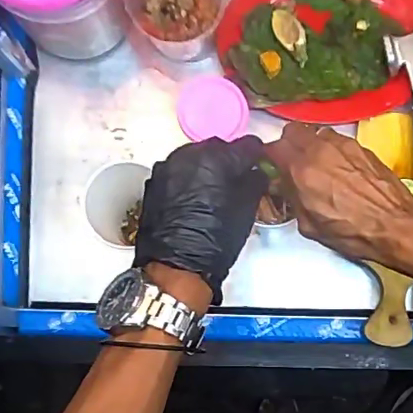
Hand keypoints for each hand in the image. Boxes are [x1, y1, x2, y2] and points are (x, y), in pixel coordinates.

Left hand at [133, 136, 269, 304]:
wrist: (174, 267)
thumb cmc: (214, 241)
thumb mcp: (246, 209)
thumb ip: (254, 181)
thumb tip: (255, 172)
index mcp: (216, 157)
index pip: (247, 145)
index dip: (257, 157)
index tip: (259, 167)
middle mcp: (188, 155)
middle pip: (217, 149)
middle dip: (229, 163)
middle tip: (237, 183)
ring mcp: (167, 168)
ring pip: (194, 159)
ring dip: (206, 170)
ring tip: (213, 193)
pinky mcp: (153, 183)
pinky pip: (177, 173)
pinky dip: (187, 181)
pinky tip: (193, 201)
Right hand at [263, 123, 412, 267]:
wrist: (394, 226)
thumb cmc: (355, 230)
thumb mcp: (309, 225)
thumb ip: (293, 199)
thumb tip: (287, 188)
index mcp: (302, 171)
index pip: (273, 148)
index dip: (267, 156)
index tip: (267, 163)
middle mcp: (321, 152)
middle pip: (293, 131)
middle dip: (288, 143)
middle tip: (289, 160)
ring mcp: (343, 146)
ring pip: (316, 132)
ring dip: (311, 144)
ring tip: (315, 163)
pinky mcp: (361, 148)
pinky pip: (338, 140)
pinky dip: (332, 149)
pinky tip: (337, 168)